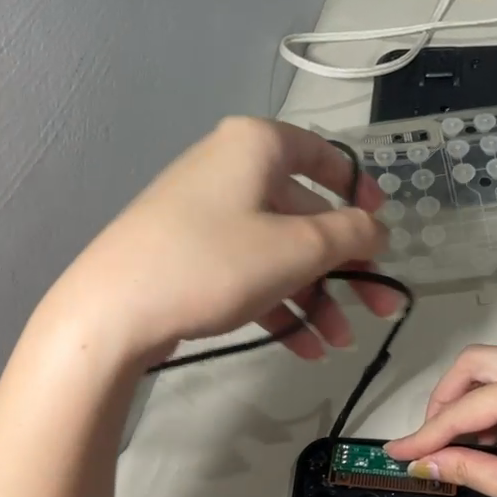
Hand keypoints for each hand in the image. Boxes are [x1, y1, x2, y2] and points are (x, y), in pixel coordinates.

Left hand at [40, 117, 402, 366]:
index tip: (382, 227)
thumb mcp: (297, 248)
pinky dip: (279, 306)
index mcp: (257, 147)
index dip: (360, 190)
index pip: (323, 155)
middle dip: (344, 270)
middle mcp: (232, 170)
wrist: (113, 308)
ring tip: (339, 344)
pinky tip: (304, 348)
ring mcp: (207, 215)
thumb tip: (378, 229)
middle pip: (305, 217)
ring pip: (279, 253)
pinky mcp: (190, 254)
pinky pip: (249, 273)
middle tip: (379, 310)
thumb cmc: (213, 262)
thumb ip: (350, 235)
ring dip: (315, 299)